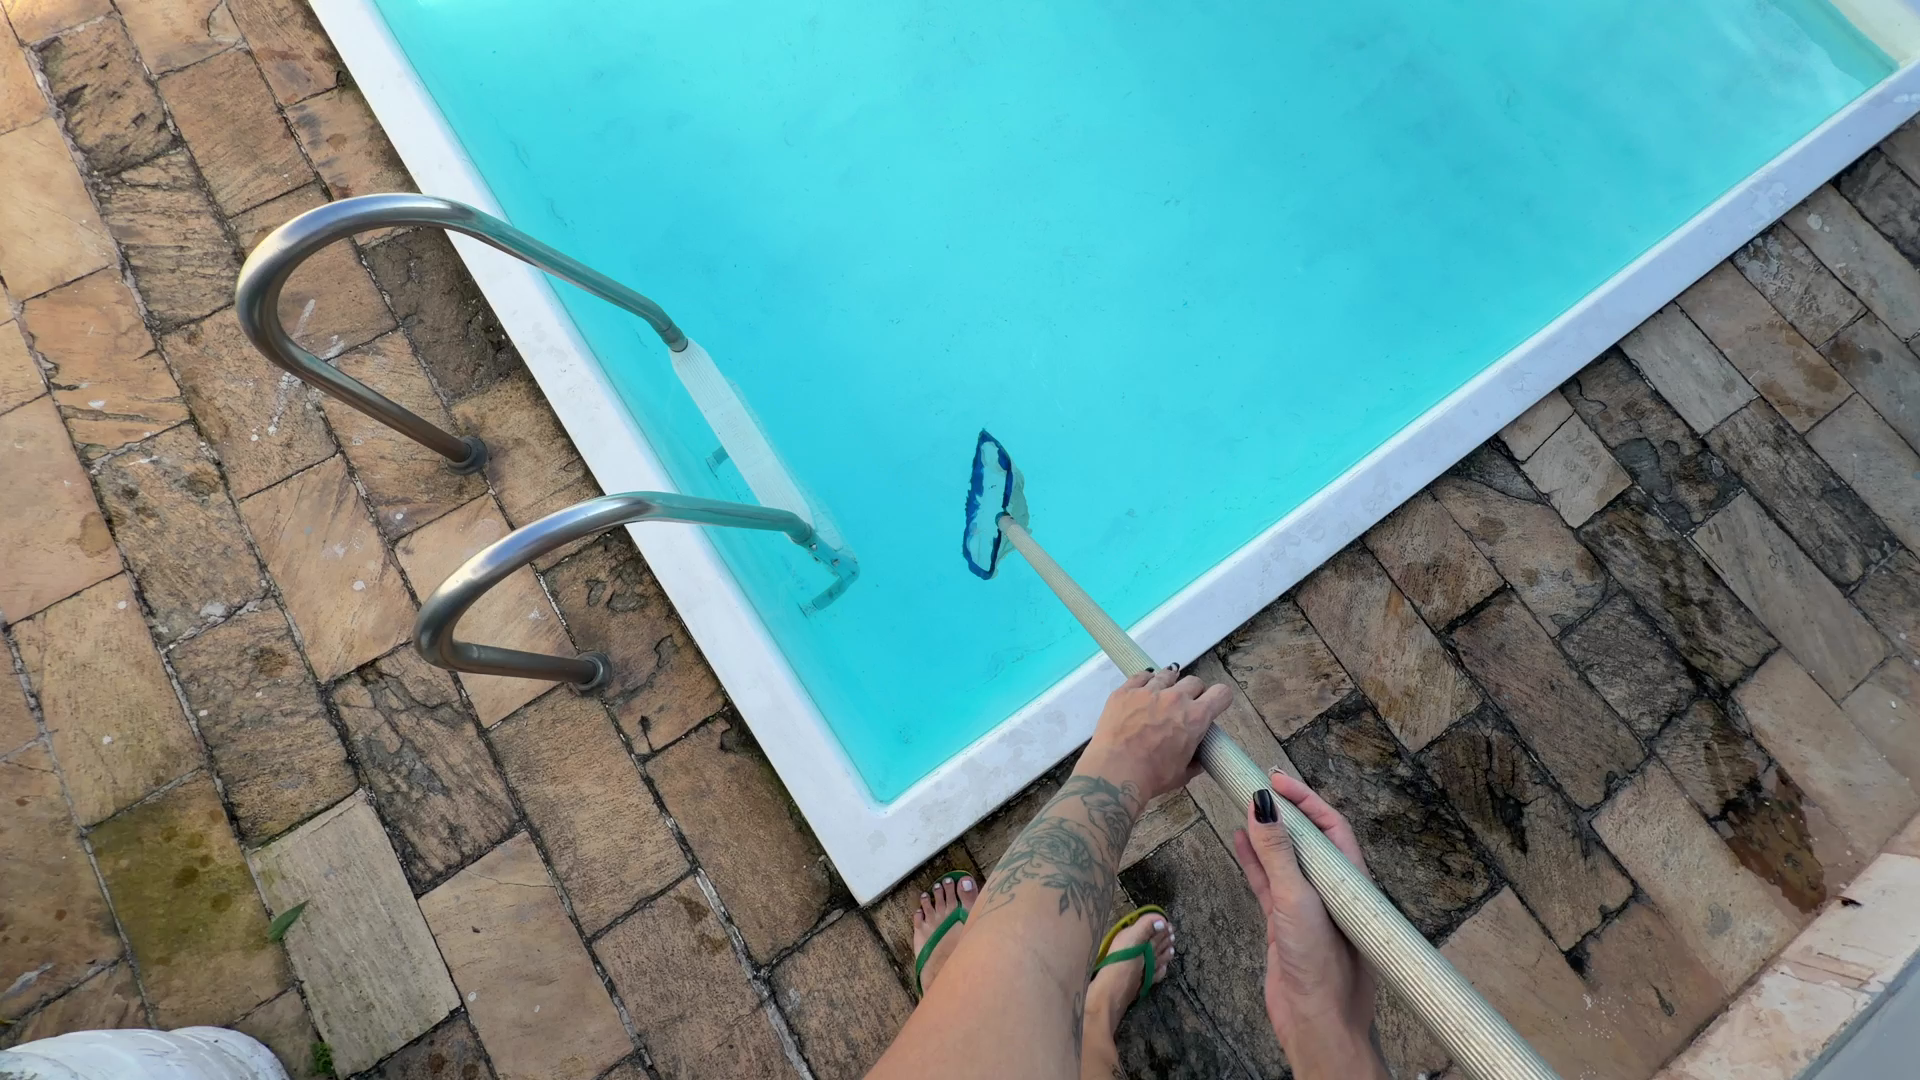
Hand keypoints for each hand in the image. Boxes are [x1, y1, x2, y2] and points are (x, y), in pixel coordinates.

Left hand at [1080, 665, 1229, 802]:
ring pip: (1167, 675)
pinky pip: (1140, 676)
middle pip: (1194, 681)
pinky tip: (1142, 692)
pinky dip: (1145, 682)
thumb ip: (1194, 760)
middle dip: (1193, 693)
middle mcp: (1175, 698)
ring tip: (1162, 696)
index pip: (1221, 693)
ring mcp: (1148, 691)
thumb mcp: (1183, 773)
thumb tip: (1197, 758)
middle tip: (1184, 706)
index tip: (1213, 704)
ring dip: (1169, 684)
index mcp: (1195, 717)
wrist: (1115, 769)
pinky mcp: (1125, 690)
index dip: (1219, 699)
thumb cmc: (1152, 776)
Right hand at [1231, 772, 1387, 1079]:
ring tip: (1243, 804)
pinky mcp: (1285, 922)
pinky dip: (1253, 858)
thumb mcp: (1298, 901)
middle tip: (1255, 784)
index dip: (1304, 799)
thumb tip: (1263, 804)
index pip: (1329, 826)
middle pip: (1306, 838)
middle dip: (1282, 810)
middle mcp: (1330, 890)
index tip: (1274, 778)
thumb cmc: (1322, 968)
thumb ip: (1278, 853)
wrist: (1317, 1027)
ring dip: (1265, 831)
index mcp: (1349, 882)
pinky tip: (1238, 839)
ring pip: (1283, 856)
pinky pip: (1267, 879)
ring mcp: (1307, 906)